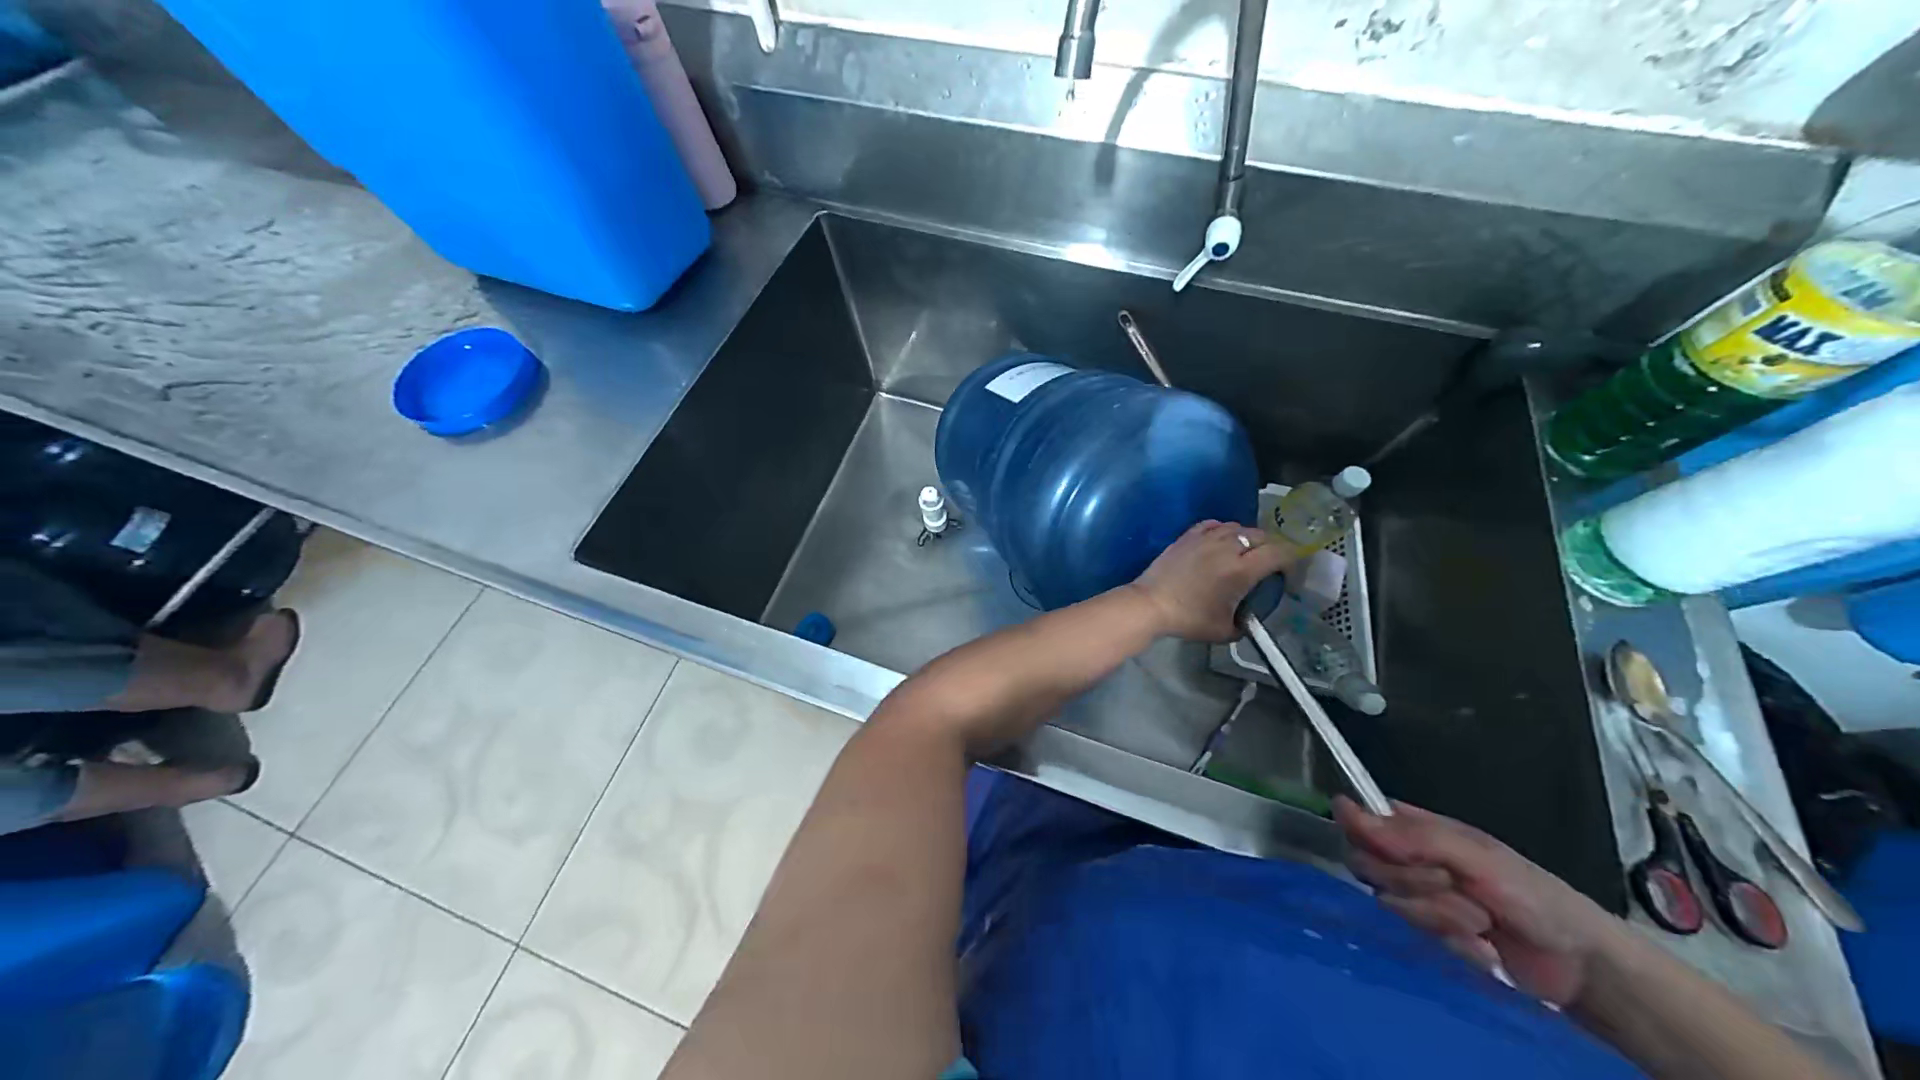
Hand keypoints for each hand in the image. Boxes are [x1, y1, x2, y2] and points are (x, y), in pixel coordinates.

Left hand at [1129, 520, 1295, 642]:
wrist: (1151, 604)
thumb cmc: (1189, 619)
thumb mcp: (1226, 630)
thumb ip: (1246, 622)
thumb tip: (1250, 618)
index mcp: (1242, 569)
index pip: (1280, 553)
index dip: (1292, 562)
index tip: (1288, 576)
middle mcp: (1227, 547)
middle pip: (1262, 536)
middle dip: (1272, 549)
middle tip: (1268, 565)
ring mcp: (1205, 538)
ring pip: (1238, 527)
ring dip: (1247, 538)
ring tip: (1245, 553)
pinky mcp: (1187, 536)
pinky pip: (1213, 524)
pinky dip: (1223, 530)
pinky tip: (1221, 540)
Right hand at [1334, 795, 1626, 1006]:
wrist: (1581, 965)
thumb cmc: (1531, 895)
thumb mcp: (1473, 856)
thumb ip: (1410, 835)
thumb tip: (1341, 807)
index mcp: (1419, 829)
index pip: (1362, 820)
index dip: (1363, 833)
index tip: (1388, 850)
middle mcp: (1410, 859)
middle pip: (1367, 863)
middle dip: (1411, 881)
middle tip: (1453, 885)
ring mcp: (1420, 898)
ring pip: (1391, 901)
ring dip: (1439, 915)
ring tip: (1481, 922)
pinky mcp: (1431, 934)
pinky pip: (1417, 935)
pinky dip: (1454, 942)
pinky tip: (1483, 945)